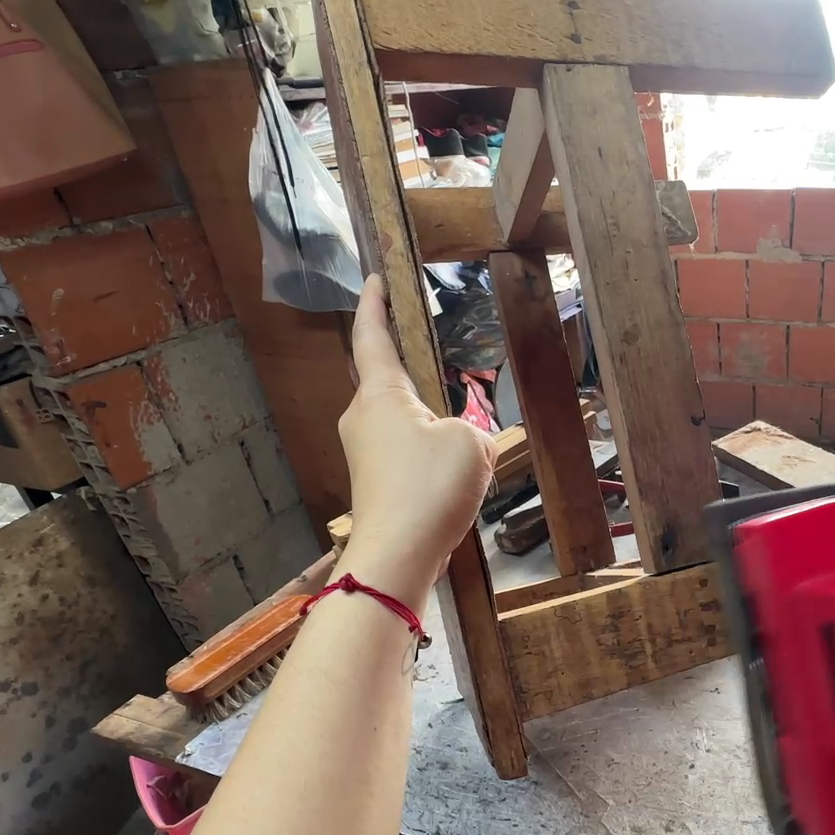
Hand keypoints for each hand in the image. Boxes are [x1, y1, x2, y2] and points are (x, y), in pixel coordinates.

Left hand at [336, 275, 494, 608]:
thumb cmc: (429, 488)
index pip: (372, 337)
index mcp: (380, 396)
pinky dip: (430, 453)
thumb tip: (462, 439)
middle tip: (451, 371)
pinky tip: (456, 473)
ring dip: (432, 424)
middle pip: (391, 383)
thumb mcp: (471, 444)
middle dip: (420, 377)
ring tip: (466, 441)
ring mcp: (365, 453)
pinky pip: (406, 452)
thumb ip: (472, 428)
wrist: (397, 556)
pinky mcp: (376, 482)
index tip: (376, 279)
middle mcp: (362, 418)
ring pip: (403, 422)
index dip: (375, 305)